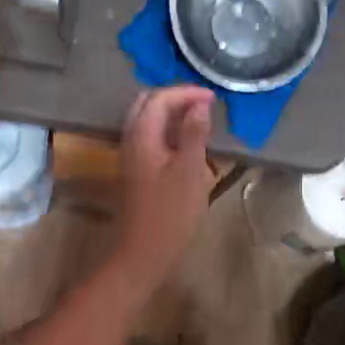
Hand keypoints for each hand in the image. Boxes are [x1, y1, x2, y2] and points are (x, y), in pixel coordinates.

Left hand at [110, 86, 215, 291]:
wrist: (143, 251)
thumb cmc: (170, 213)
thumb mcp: (190, 170)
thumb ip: (194, 134)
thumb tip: (201, 105)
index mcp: (141, 136)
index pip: (160, 99)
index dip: (187, 93)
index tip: (213, 98)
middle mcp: (131, 140)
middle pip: (147, 105)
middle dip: (175, 98)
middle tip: (204, 104)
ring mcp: (130, 156)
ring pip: (146, 121)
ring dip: (170, 114)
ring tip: (199, 119)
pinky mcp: (135, 171)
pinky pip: (149, 137)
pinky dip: (167, 130)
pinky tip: (186, 142)